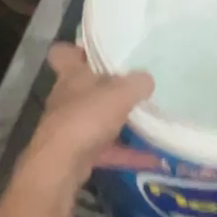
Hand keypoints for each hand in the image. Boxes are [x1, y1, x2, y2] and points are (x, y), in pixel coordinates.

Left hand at [20, 42, 162, 189]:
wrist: (61, 165)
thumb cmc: (86, 117)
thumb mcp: (120, 93)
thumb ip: (137, 83)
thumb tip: (147, 80)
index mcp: (71, 75)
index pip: (63, 53)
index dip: (77, 50)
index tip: (98, 50)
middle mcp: (67, 99)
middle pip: (85, 87)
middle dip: (107, 88)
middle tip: (135, 85)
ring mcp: (71, 127)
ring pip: (97, 119)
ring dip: (120, 123)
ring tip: (150, 121)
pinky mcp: (78, 153)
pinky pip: (108, 149)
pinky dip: (129, 153)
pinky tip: (155, 158)